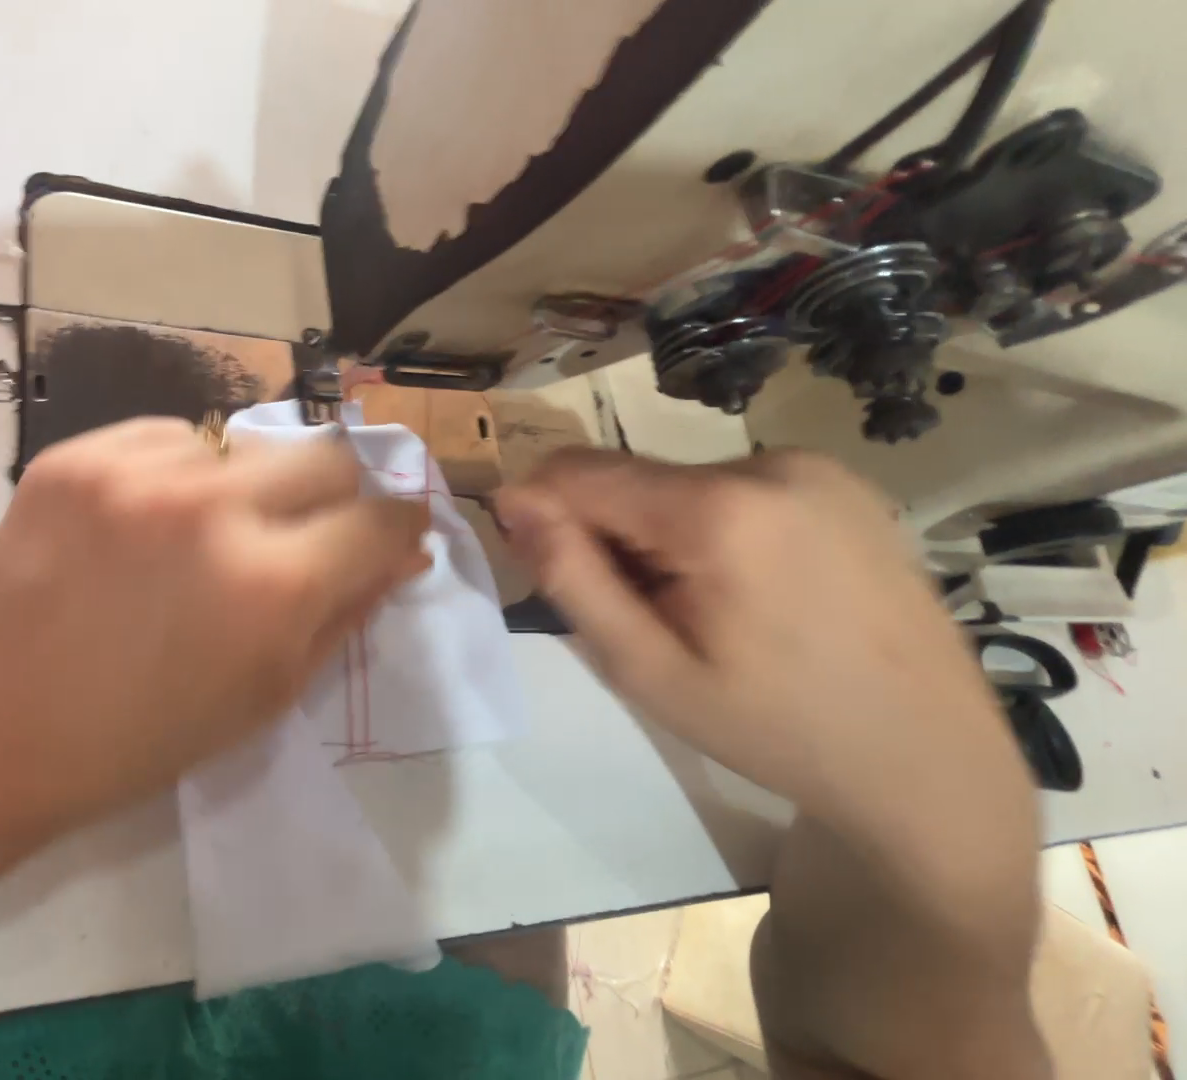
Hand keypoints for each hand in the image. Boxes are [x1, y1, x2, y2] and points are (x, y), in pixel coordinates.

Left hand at [0, 418, 429, 847]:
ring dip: (248, 486)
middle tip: (300, 537)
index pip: (380, 517)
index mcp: (271, 586)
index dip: (398, 526)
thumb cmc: (141, 738)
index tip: (387, 533)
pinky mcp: (75, 454)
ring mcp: (135, 470)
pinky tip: (150, 521)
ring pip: (244, 442)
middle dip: (334, 498)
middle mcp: (211, 507)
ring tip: (205, 537)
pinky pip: (169, 436)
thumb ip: (346, 613)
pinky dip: (181, 473)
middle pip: (326, 456)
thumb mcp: (265, 696)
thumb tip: (405, 550)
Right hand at [494, 449, 1022, 831]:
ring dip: (652, 534)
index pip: (579, 470)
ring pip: (676, 484)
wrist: (927, 759)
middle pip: (630, 477)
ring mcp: (817, 469)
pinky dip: (702, 528)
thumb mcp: (645, 668)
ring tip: (692, 610)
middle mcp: (771, 465)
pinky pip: (730, 489)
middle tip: (630, 612)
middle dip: (602, 531)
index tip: (535, 563)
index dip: (537, 507)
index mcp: (721, 510)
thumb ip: (569, 576)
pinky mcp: (842, 484)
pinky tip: (739, 591)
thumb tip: (514, 501)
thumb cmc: (773, 726)